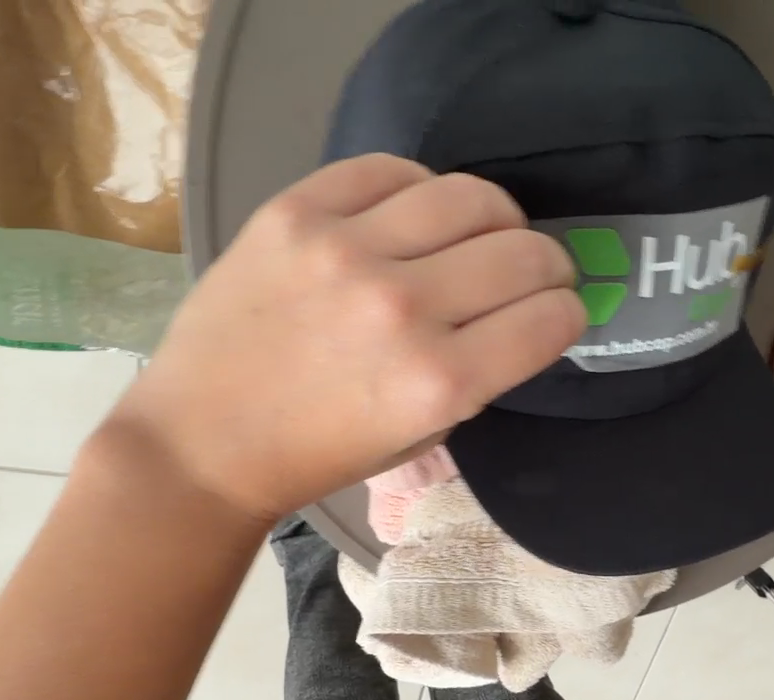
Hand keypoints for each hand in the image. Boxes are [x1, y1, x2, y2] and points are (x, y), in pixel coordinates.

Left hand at [110, 154, 586, 524]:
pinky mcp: (296, 212)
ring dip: (499, 219)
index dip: (568, 313)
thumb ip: (477, 375)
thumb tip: (518, 316)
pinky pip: (392, 170)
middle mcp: (403, 309)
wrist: (205, 442)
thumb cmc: (320, 456)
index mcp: (440, 384)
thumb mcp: (422, 438)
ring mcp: (346, 251)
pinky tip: (417, 217)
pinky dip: (422, 191)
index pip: (550, 318)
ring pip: (471, 197)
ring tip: (484, 236)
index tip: (558, 313)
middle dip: (548, 266)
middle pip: (524, 253)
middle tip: (532, 276)